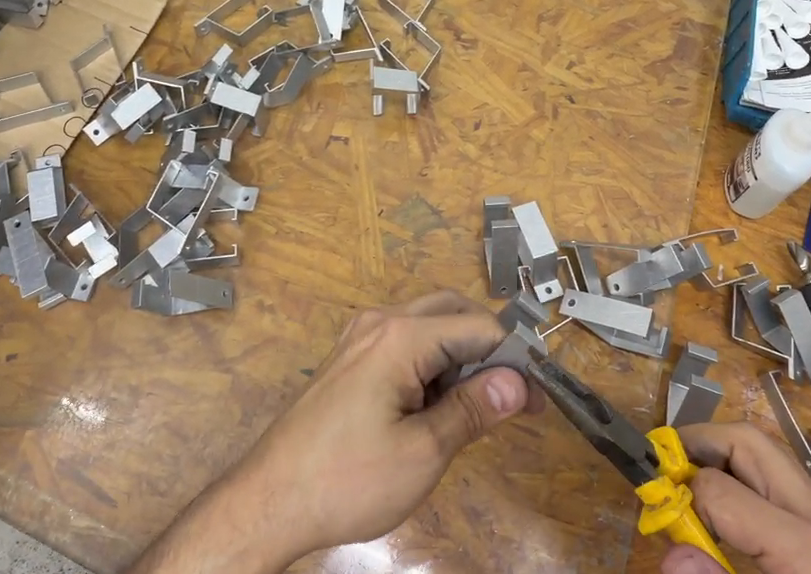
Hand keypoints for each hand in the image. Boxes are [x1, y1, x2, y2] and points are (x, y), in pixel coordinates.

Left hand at [127, 291, 538, 573]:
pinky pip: (404, 343)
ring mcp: (360, 338)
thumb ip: (473, 409)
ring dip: (460, 355)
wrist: (270, 499)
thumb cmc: (346, 479)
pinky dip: (432, 363)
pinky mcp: (351, 359)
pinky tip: (438, 406)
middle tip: (515, 398)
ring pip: (429, 325)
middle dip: (489, 347)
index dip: (516, 359)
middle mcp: (379, 322)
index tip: (540, 399)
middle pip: (453, 311)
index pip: (478, 327)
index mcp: (399, 336)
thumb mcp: (422, 451)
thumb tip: (519, 383)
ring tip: (478, 409)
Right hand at [662, 423, 810, 573]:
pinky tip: (733, 520)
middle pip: (750, 443)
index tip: (659, 517)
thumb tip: (673, 554)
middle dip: (698, 444)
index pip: (718, 489)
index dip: (680, 500)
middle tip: (665, 471)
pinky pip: (787, 484)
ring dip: (722, 459)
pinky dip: (748, 481)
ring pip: (769, 455)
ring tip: (692, 492)